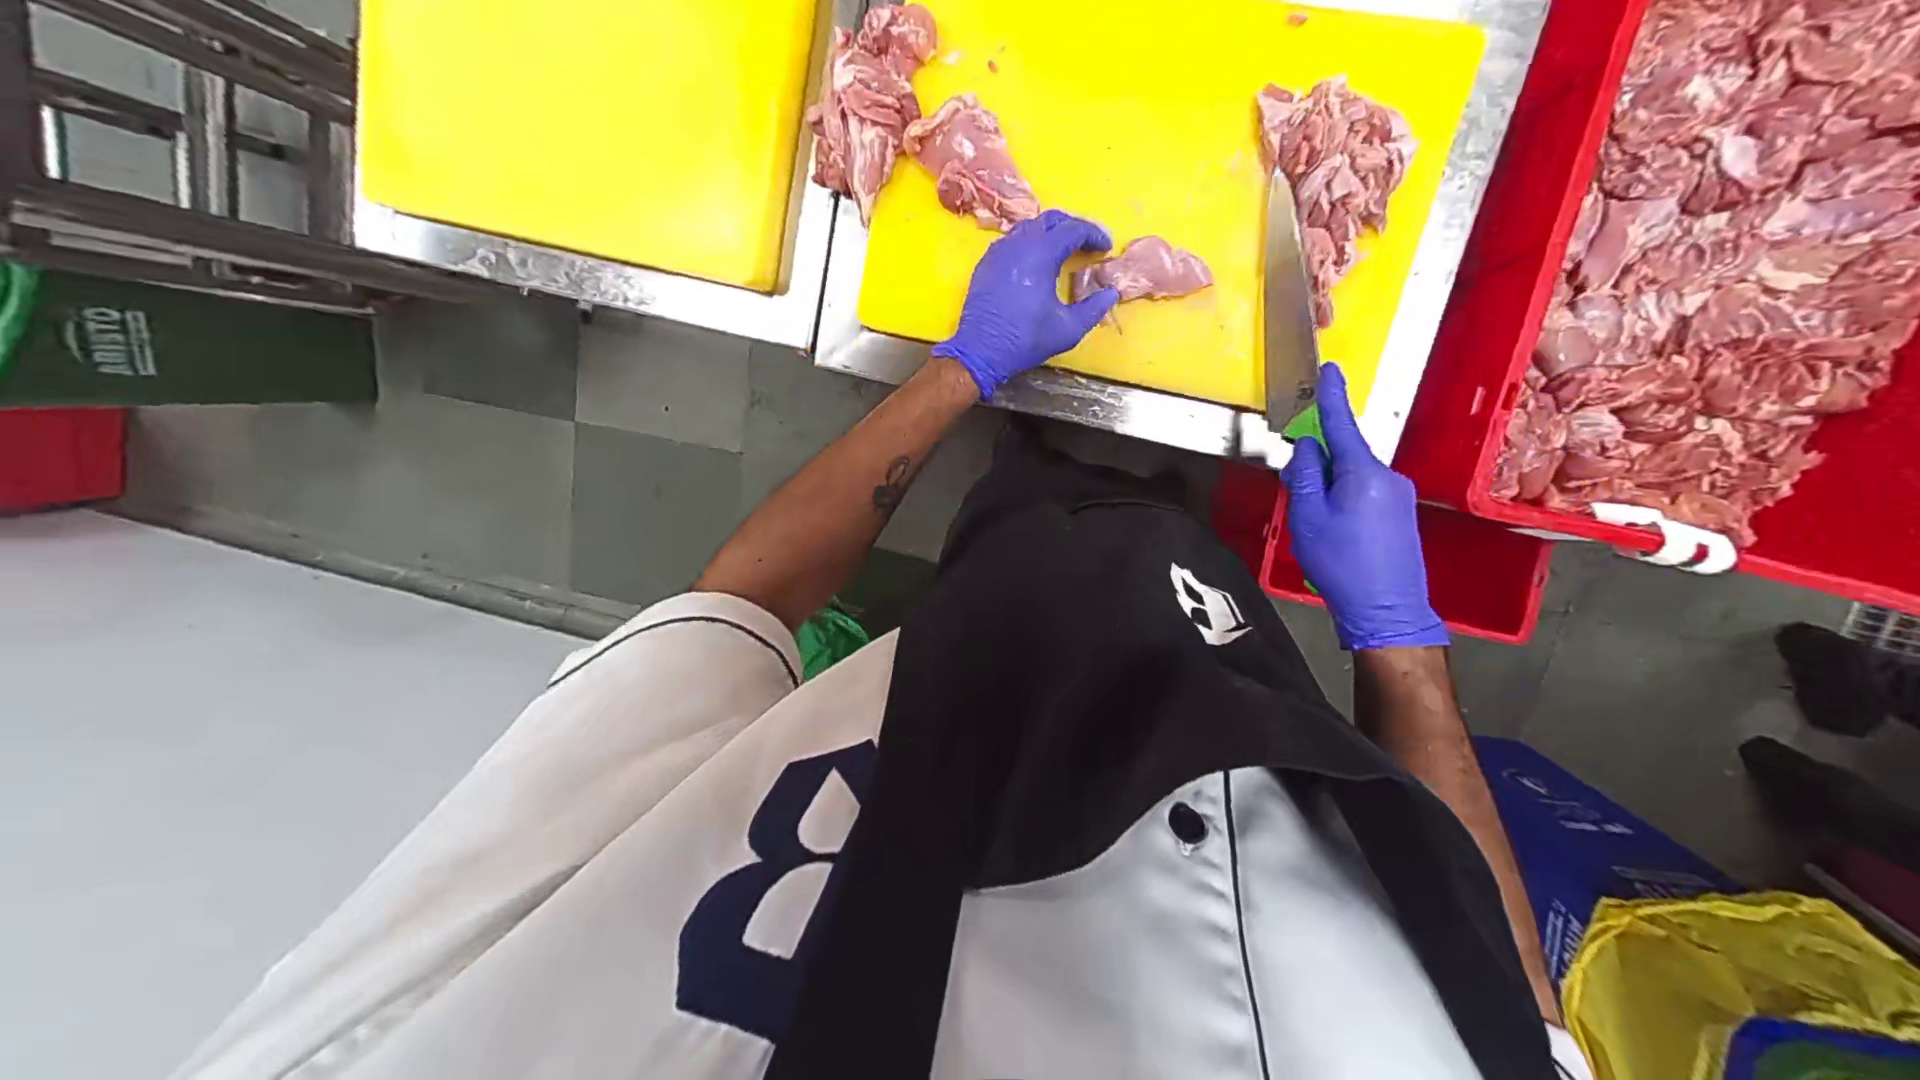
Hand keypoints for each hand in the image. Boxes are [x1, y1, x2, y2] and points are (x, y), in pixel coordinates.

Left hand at [932, 210, 1120, 399]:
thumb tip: (1110, 294)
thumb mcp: (1068, 329)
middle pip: (1051, 219)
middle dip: (1073, 227)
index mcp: (1041, 253)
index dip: (1094, 234)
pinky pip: (1012, 241)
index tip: (1106, 247)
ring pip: (1029, 227)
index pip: (1074, 229)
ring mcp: (999, 251)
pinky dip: (1029, 244)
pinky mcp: (986, 263)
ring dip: (1050, 234)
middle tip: (1086, 244)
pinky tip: (1036, 263)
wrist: (981, 350)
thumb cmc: (1026, 339)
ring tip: (1063, 252)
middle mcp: (1019, 244)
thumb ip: (1094, 309)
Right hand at [1282, 364, 1446, 650]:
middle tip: (1296, 496)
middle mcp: (1388, 477)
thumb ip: (1304, 476)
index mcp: (1364, 473)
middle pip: (1344, 455)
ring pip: (1352, 476)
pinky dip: (1341, 500)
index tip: (1330, 369)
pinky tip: (1332, 530)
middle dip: (1316, 465)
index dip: (1332, 396)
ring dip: (1327, 487)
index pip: (1342, 425)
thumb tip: (1307, 446)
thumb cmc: (1341, 562)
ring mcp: (1398, 496)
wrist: (1387, 609)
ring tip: (1314, 524)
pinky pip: (1364, 493)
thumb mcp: (1308, 518)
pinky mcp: (1400, 515)